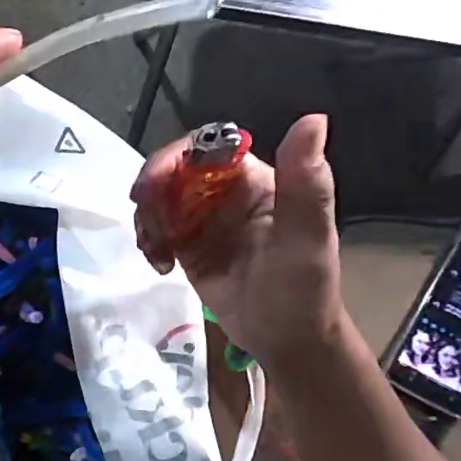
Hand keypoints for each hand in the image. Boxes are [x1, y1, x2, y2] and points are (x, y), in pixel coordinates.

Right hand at [130, 114, 343, 366]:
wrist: (287, 340)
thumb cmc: (304, 288)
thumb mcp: (307, 236)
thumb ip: (305, 182)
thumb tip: (314, 120)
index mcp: (254, 178)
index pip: (207, 147)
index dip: (175, 157)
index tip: (154, 183)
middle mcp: (224, 191)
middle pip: (174, 169)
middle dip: (152, 189)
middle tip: (146, 220)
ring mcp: (202, 217)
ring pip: (159, 197)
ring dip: (147, 217)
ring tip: (156, 250)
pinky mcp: (187, 244)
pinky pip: (156, 228)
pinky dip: (148, 239)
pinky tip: (159, 263)